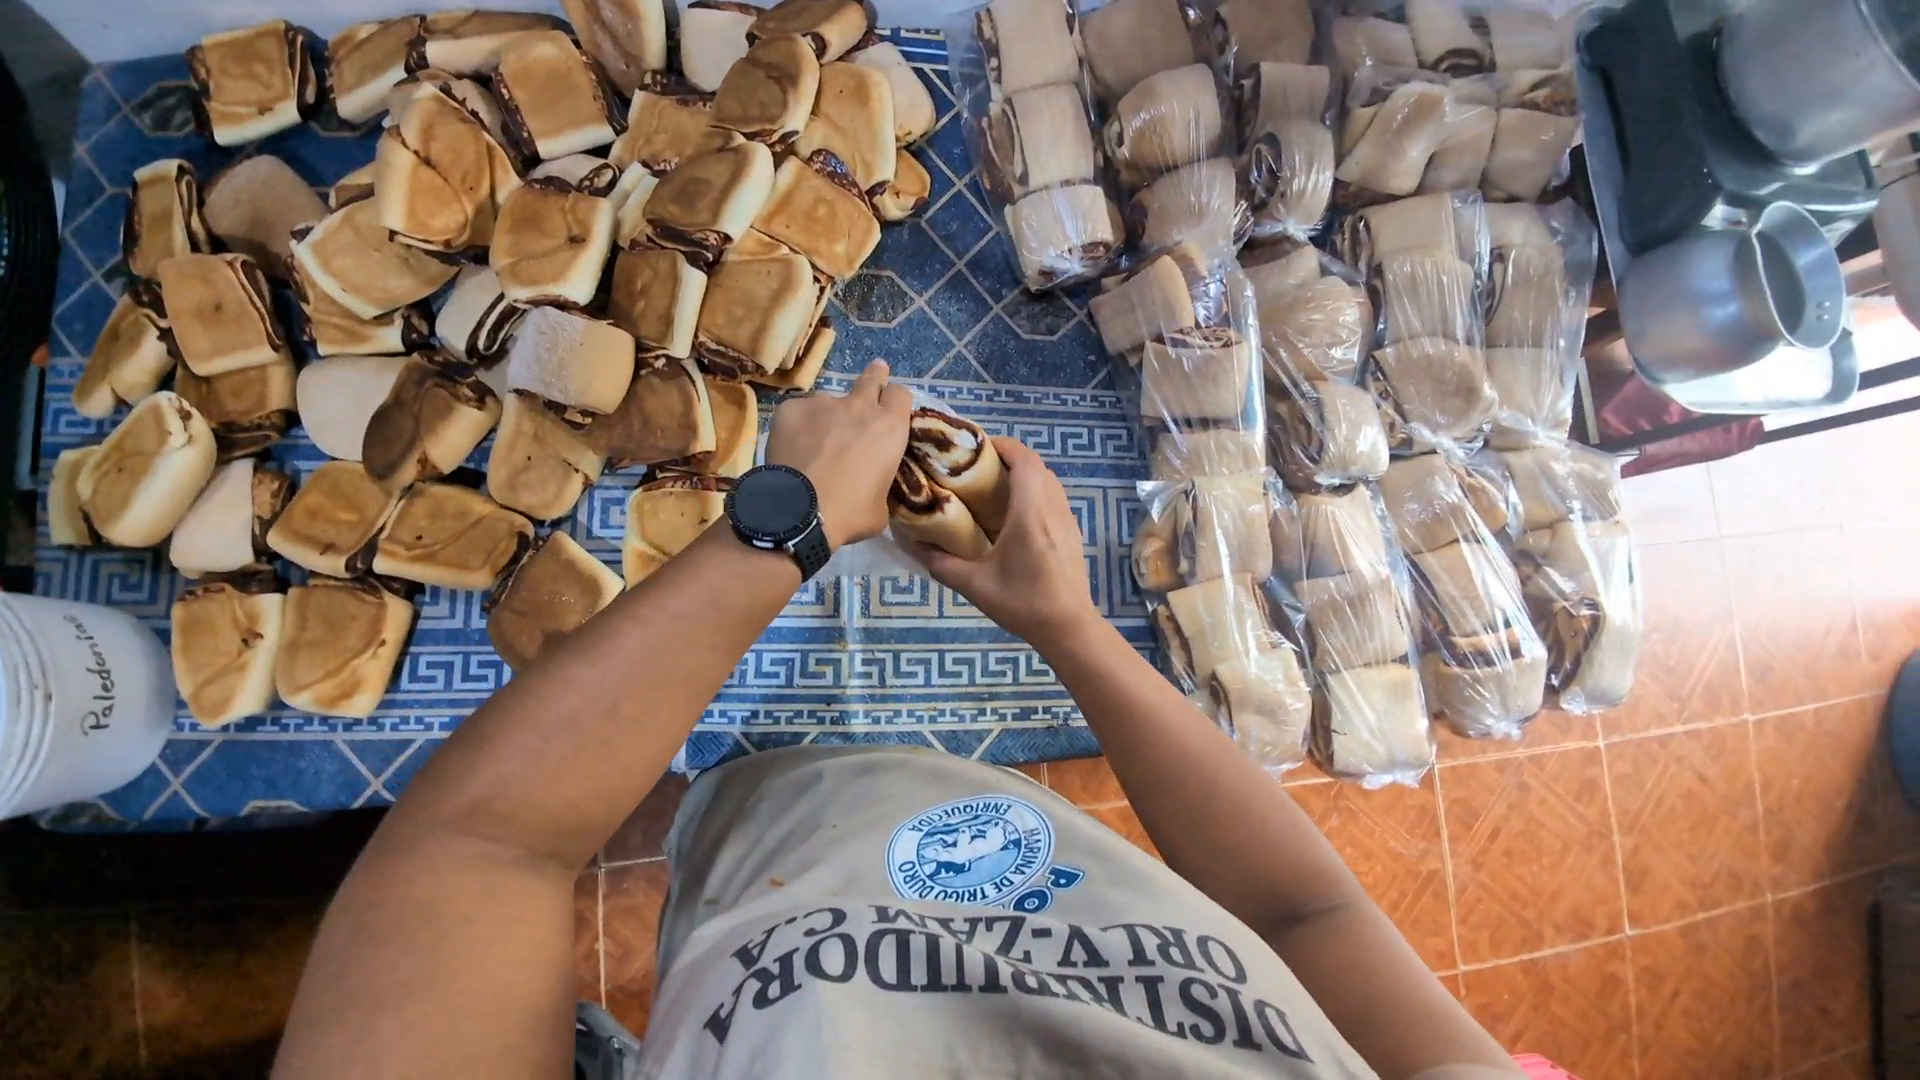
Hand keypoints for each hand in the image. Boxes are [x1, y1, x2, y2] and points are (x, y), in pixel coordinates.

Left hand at [764, 361, 911, 549]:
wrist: (798, 512)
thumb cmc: (850, 513)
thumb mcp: (881, 505)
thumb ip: (880, 482)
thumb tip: (872, 484)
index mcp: (889, 428)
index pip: (901, 394)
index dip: (896, 400)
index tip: (891, 407)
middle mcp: (859, 407)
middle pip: (871, 378)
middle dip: (875, 376)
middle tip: (875, 374)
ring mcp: (822, 403)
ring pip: (829, 401)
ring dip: (829, 415)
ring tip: (818, 440)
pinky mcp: (791, 409)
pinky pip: (800, 412)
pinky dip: (799, 426)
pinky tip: (793, 448)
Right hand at [916, 437, 1101, 647]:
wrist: (1069, 628)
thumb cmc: (1023, 604)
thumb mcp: (974, 586)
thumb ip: (941, 563)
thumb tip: (914, 545)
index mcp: (1030, 514)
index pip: (1023, 460)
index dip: (1002, 445)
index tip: (976, 447)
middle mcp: (1053, 509)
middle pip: (1036, 466)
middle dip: (1009, 458)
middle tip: (979, 467)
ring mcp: (1067, 521)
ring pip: (1048, 481)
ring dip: (1024, 475)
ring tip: (994, 488)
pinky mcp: (1072, 534)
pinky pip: (1054, 498)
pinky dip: (1035, 493)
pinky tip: (1014, 516)